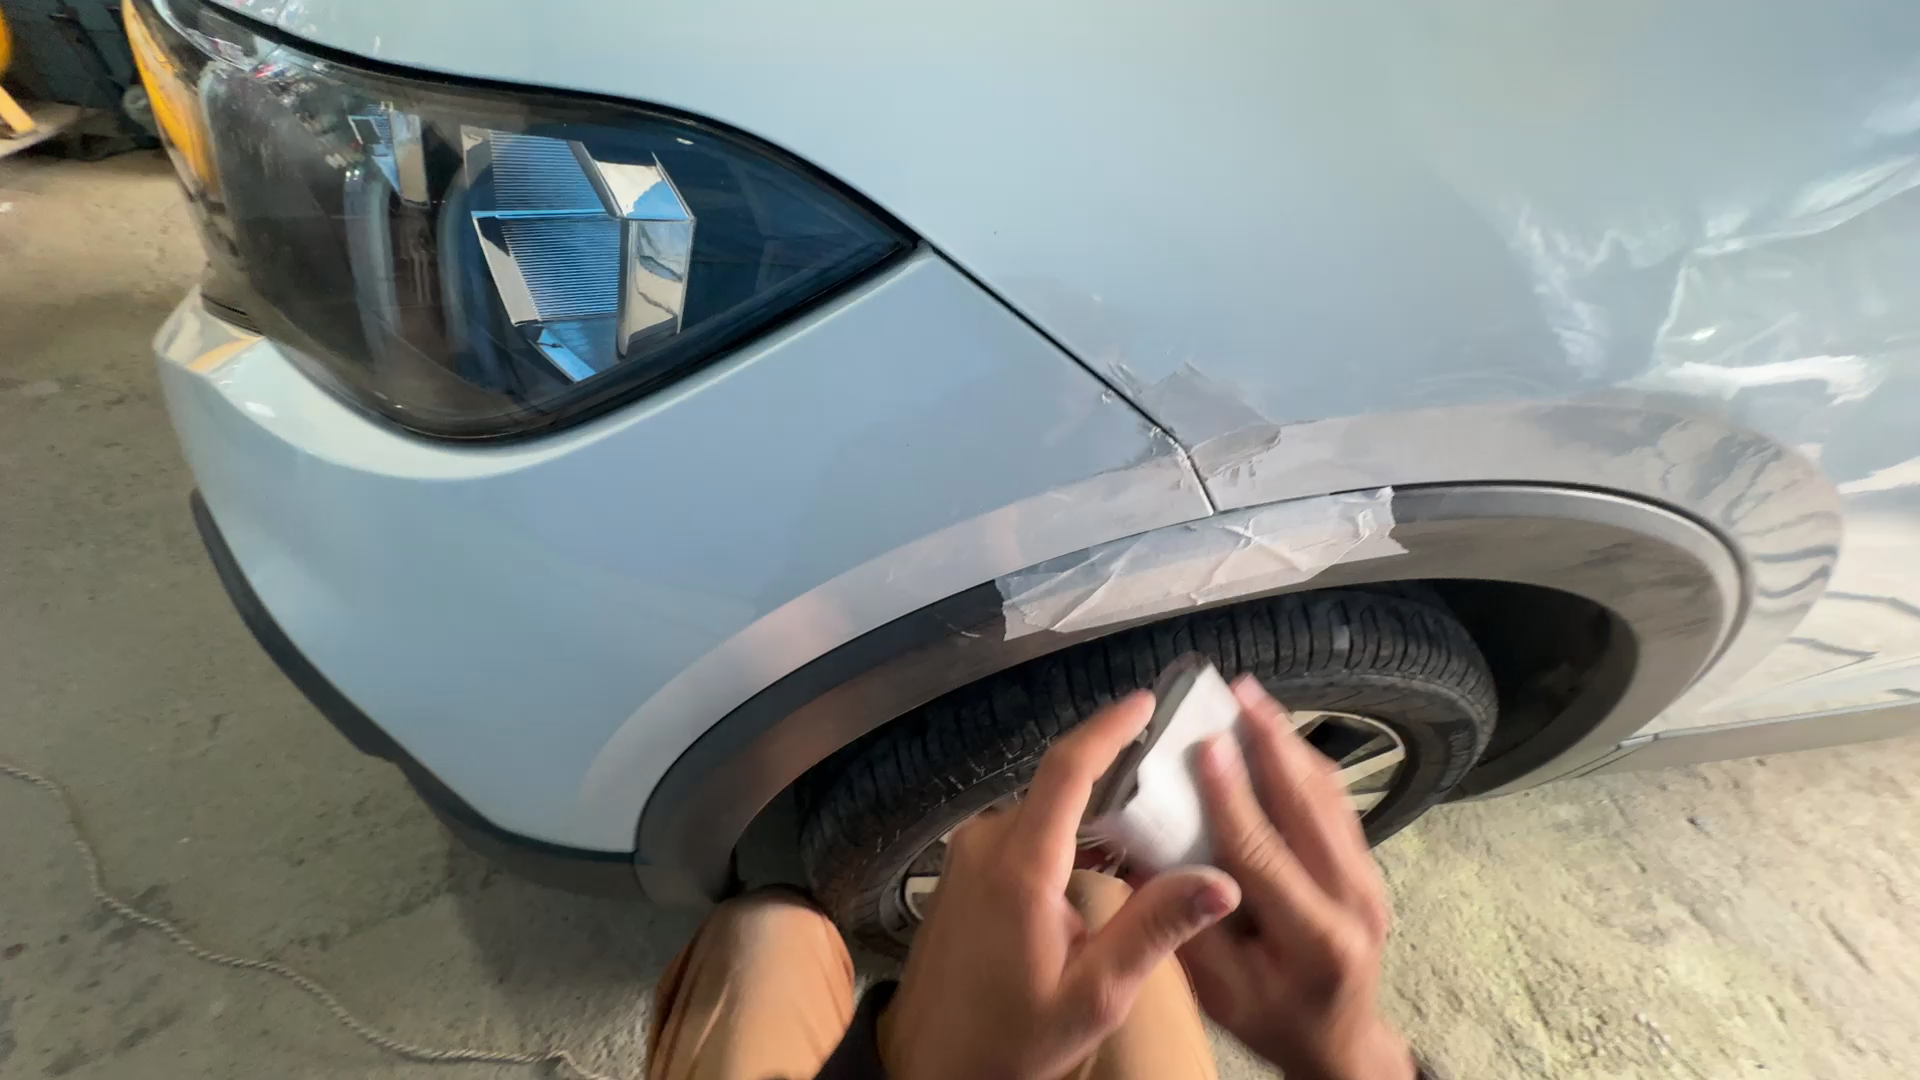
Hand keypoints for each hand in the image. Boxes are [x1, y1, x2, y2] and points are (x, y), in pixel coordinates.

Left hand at [879, 691, 1241, 1079]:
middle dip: (1112, 769)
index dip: (1107, 728)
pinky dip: (1060, 828)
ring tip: (1142, 816)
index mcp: (1020, 863)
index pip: (1066, 770)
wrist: (933, 1065)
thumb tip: (1221, 880)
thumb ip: (1153, 930)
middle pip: (1058, 784)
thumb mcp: (1094, 995)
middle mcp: (987, 838)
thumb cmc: (1015, 1037)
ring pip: (1041, 807)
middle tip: (1168, 768)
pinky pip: (1021, 827)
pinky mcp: (963, 863)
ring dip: (1087, 806)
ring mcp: (969, 848)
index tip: (1145, 700)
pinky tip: (1093, 853)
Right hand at [1178, 676, 1415, 1079]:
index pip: (1263, 853)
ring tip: (1253, 698)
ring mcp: (1369, 879)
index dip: (1232, 797)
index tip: (1207, 744)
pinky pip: (1335, 799)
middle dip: (1271, 742)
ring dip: (1288, 739)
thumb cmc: (1269, 1016)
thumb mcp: (1216, 988)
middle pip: (1309, 807)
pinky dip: (1304, 758)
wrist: (1342, 1040)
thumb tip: (1143, 848)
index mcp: (1315, 941)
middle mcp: (1353, 901)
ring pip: (1327, 794)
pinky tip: (1276, 731)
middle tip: (1237, 692)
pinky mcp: (1366, 863)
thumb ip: (1185, 918)